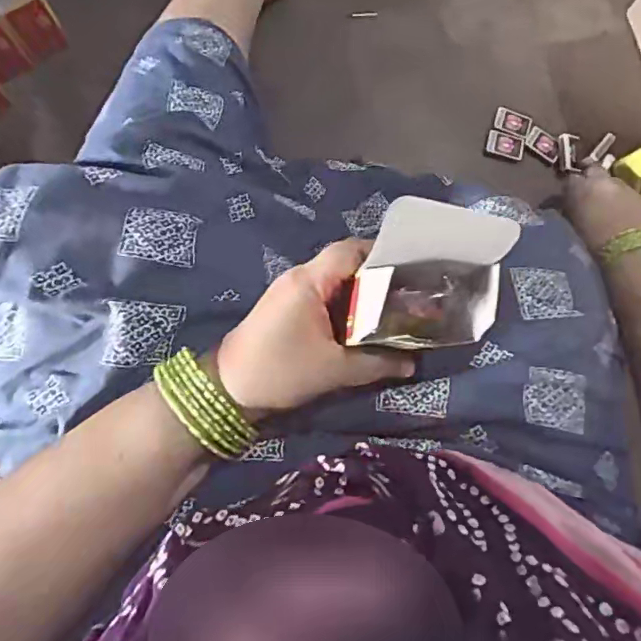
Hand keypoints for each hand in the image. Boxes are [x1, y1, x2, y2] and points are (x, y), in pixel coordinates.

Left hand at [216, 239, 415, 415]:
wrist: (229, 390)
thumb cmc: (282, 372)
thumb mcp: (335, 371)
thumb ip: (377, 363)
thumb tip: (412, 363)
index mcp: (309, 281)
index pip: (350, 250)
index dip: (382, 254)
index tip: (410, 270)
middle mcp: (298, 278)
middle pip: (345, 264)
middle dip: (377, 277)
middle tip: (409, 294)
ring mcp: (289, 292)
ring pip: (334, 282)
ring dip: (361, 294)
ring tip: (393, 309)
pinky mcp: (285, 308)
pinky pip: (322, 296)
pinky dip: (344, 305)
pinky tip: (363, 324)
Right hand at [561, 165, 640, 251]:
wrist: (628, 247)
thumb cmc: (594, 239)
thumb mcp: (575, 222)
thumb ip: (569, 208)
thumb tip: (564, 203)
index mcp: (580, 187)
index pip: (570, 177)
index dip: (570, 184)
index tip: (568, 192)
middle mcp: (601, 180)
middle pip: (592, 168)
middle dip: (589, 175)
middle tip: (587, 187)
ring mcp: (622, 185)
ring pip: (611, 179)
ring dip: (606, 187)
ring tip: (605, 200)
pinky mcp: (638, 194)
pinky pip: (626, 191)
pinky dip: (621, 197)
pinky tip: (620, 209)